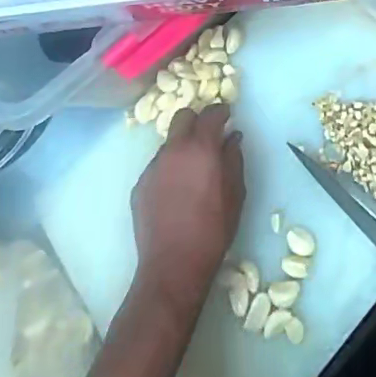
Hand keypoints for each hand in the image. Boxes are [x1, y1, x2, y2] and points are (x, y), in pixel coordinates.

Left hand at [131, 104, 244, 311]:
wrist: (173, 265)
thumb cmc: (213, 231)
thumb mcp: (235, 195)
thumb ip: (233, 159)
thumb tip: (232, 137)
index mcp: (199, 148)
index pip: (209, 114)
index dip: (220, 111)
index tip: (227, 115)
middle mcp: (173, 150)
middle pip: (182, 117)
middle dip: (197, 121)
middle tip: (209, 136)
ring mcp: (152, 166)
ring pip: (169, 143)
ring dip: (182, 147)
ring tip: (193, 172)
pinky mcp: (140, 184)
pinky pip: (158, 166)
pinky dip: (169, 169)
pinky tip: (176, 193)